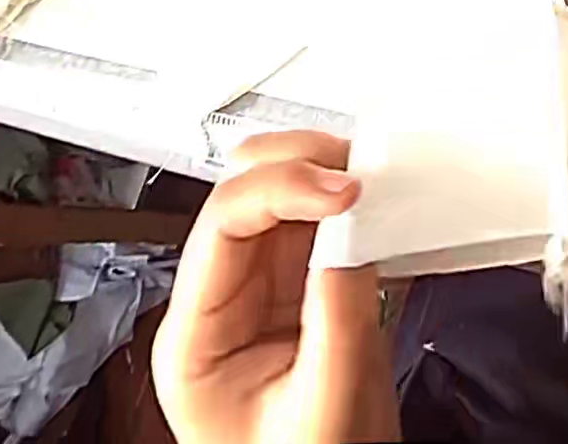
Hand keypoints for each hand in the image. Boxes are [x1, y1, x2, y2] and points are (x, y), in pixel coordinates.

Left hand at [153, 131, 399, 443]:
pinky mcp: (303, 270)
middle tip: (353, 172)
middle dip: (297, 162)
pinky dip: (345, 192)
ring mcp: (264, 276)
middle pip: (241, 184)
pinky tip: (370, 202)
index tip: (343, 193)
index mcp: (197, 335)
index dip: (283, 189)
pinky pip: (319, 208)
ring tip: (366, 181)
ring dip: (323, 168)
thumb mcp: (324, 405)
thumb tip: (352, 229)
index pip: (224, 222)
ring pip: (280, 183)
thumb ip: (338, 314)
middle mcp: (223, 292)